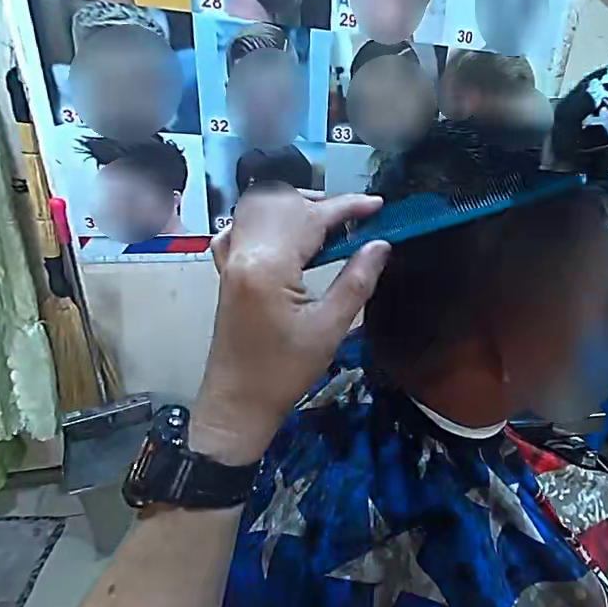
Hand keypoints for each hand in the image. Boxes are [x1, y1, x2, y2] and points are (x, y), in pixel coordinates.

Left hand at [193, 188, 388, 460]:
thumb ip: (357, 280)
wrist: (237, 404)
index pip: (310, 218)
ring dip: (293, 205)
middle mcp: (243, 254)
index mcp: (268, 267)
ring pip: (257, 209)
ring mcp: (229, 262)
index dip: (347, 207)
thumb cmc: (285, 371)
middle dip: (321, 202)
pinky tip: (285, 233)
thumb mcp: (330, 328)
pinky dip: (265, 221)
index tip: (378, 205)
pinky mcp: (226, 274)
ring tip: (329, 221)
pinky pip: (240, 229)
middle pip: (280, 203)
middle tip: (357, 216)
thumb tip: (381, 244)